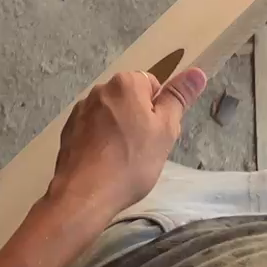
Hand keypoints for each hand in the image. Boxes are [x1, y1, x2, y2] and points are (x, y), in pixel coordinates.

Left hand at [47, 67, 208, 216]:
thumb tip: (197, 72)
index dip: (159, 111)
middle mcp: (101, 88)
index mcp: (126, 83)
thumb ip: (179, 98)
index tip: (157, 135)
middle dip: (138, 119)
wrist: (84, 194)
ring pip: (110, 115)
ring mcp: (81, 109)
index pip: (152, 85)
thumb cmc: (131, 162)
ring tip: (122, 160)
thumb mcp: (165, 131)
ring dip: (118, 130)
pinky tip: (103, 164)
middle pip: (130, 99)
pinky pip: (92, 129)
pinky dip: (99, 141)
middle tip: (143, 150)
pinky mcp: (68, 129)